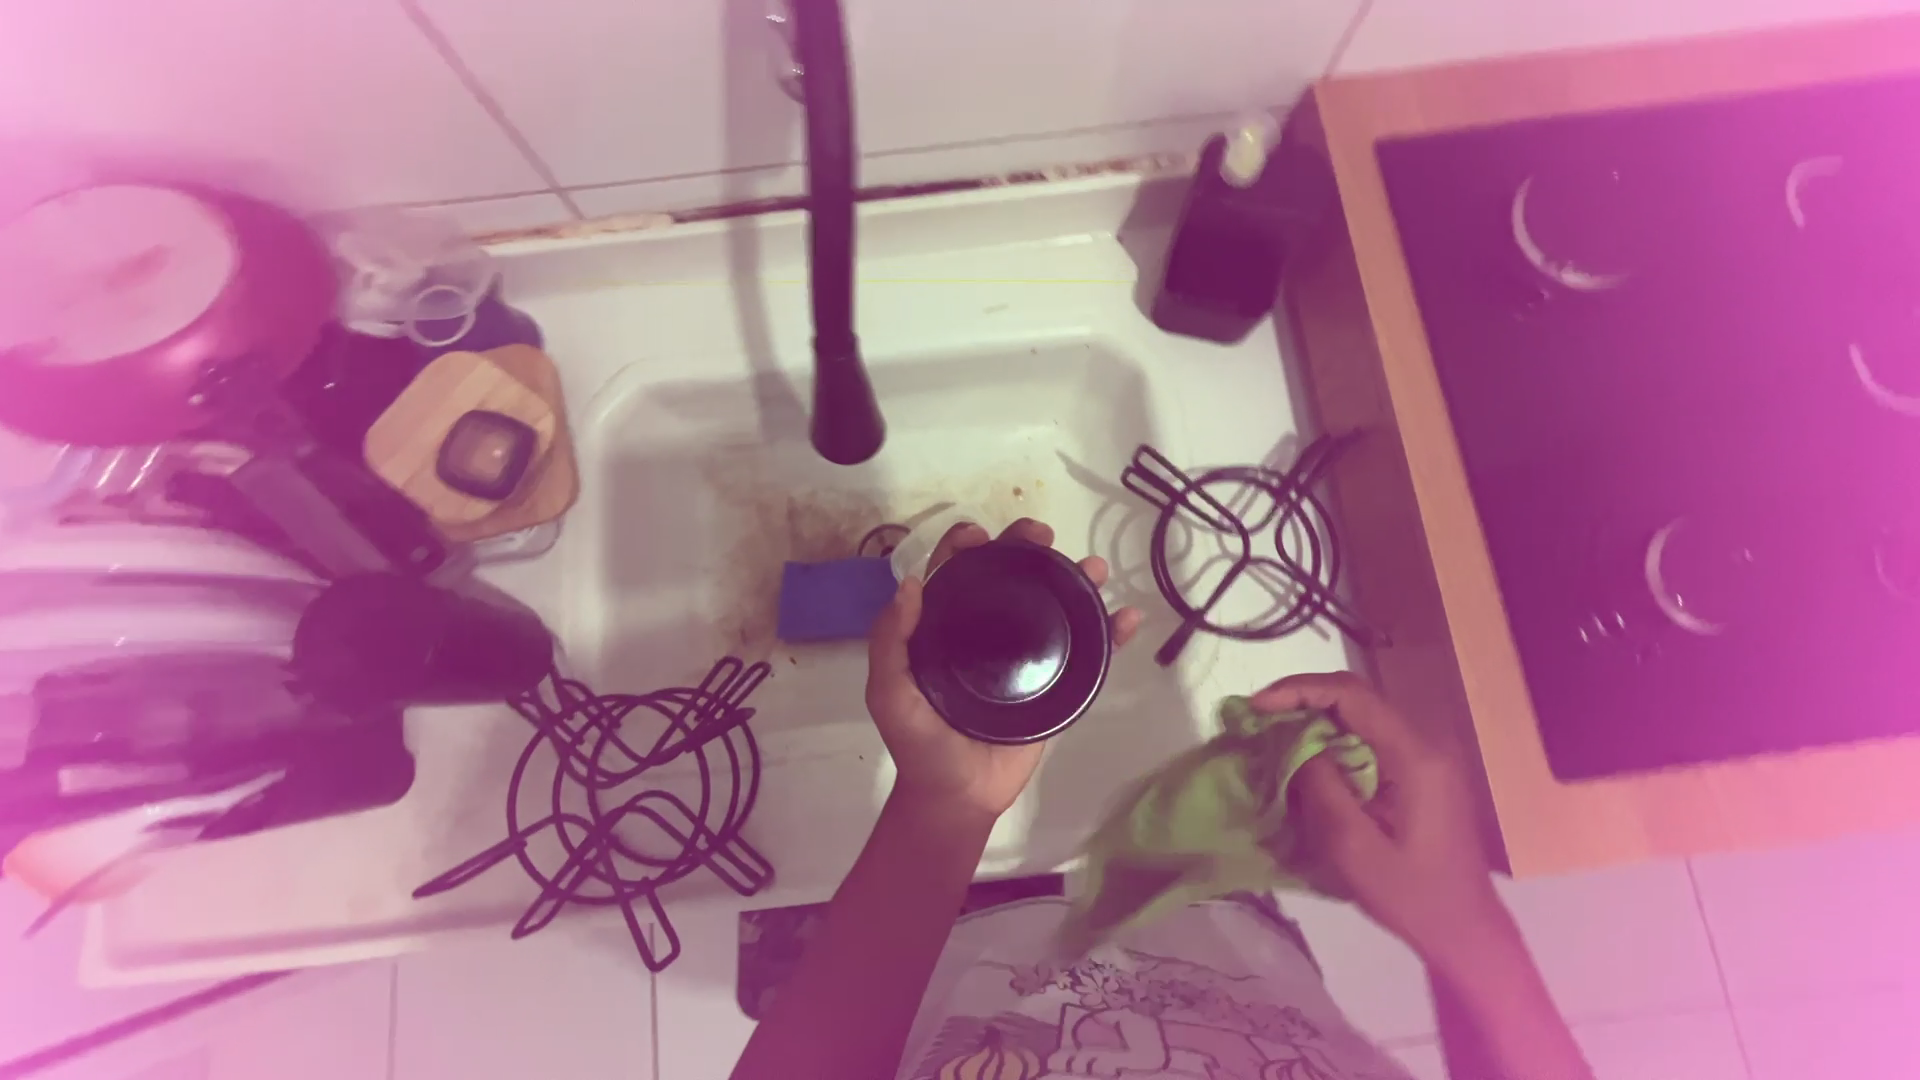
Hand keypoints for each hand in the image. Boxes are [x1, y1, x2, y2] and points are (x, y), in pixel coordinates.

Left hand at [865, 518, 1143, 823]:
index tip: (981, 535)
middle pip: (1008, 576)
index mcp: (944, 627)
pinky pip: (1086, 652)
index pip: (954, 573)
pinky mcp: (1054, 682)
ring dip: (1075, 579)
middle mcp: (986, 631)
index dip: (964, 546)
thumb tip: (911, 583)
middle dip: (1025, 547)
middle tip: (1043, 537)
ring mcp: (1024, 654)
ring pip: (1051, 605)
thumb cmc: (920, 744)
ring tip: (1094, 569)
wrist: (960, 796)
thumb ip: (890, 641)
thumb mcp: (890, 693)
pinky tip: (1127, 618)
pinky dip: (1110, 633)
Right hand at [1255, 673, 1511, 967]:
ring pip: (1359, 714)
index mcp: (1413, 756)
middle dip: (1301, 698)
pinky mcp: (1417, 772)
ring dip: (1313, 715)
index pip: (1351, 695)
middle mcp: (1423, 744)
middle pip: (1355, 697)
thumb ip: (1321, 786)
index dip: (1298, 690)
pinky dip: (1330, 736)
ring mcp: (1423, 757)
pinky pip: (1367, 737)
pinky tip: (1305, 755)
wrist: (1466, 934)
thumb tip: (1292, 742)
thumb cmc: (1412, 895)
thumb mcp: (1353, 846)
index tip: (1258, 706)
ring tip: (1273, 731)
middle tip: (1258, 716)